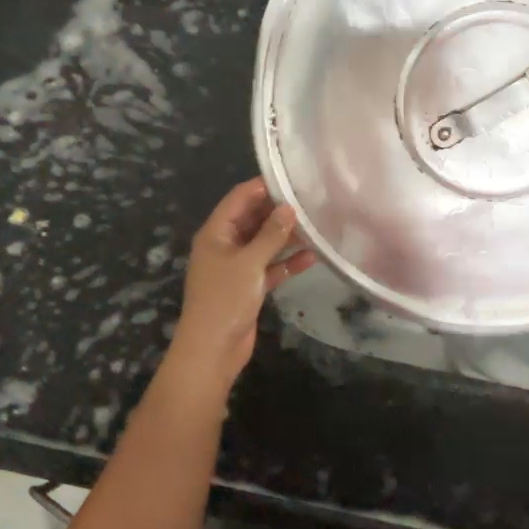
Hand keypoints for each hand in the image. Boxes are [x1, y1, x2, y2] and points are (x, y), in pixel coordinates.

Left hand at [167, 178, 315, 386]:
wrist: (212, 350)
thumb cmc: (224, 300)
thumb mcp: (249, 263)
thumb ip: (270, 235)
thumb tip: (289, 208)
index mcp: (216, 233)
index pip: (239, 198)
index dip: (263, 186)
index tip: (293, 178)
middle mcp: (225, 245)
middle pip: (253, 219)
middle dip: (279, 211)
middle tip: (311, 200)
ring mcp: (237, 266)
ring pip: (264, 243)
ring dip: (286, 237)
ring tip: (316, 226)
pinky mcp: (249, 286)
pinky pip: (270, 267)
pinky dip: (286, 262)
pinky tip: (311, 257)